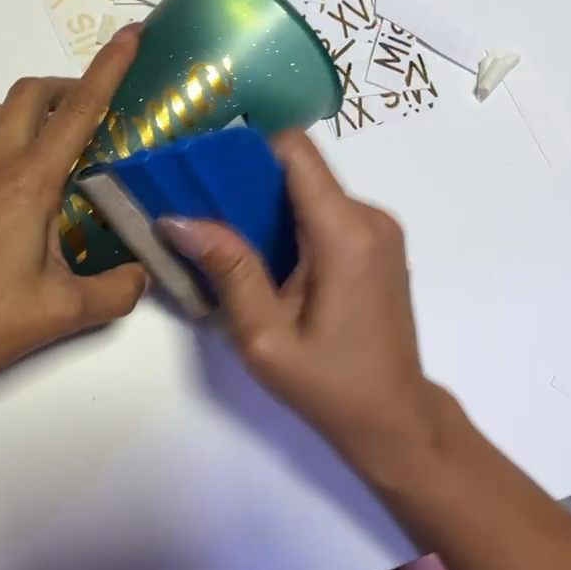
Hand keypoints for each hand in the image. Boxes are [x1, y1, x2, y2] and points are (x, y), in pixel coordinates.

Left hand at [0, 25, 149, 424]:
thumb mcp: (61, 313)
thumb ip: (115, 292)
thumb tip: (141, 276)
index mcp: (29, 183)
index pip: (79, 110)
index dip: (110, 67)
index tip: (130, 34)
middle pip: (29, 93)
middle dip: (65, 86)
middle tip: (89, 114)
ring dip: (26, 115)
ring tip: (47, 152)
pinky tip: (0, 199)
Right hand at [158, 130, 443, 471]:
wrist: (394, 420)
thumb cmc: (329, 385)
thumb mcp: (264, 336)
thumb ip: (228, 269)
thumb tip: (176, 218)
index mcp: (345, 233)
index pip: (294, 150)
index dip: (246, 151)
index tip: (205, 176)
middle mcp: (369, 217)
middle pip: (298, 169)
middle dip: (246, 184)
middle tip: (201, 215)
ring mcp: (377, 229)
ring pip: (308, 190)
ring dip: (266, 207)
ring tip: (227, 243)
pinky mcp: (375, 244)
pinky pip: (323, 212)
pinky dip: (289, 224)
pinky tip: (265, 261)